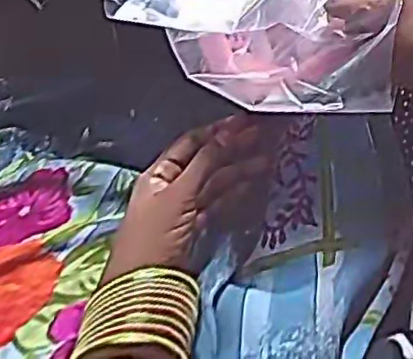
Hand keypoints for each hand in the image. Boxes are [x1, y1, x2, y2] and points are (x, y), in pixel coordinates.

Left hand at [104, 116, 278, 282]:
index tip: (243, 122)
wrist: (146, 290)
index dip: (216, 131)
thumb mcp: (178, 193)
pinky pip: (218, 202)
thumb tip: (228, 131)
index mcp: (159, 174)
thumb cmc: (155, 235)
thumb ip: (205, 160)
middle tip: (260, 136)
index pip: (190, 143)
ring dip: (240, 170)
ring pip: (216, 181)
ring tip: (266, 160)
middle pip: (206, 161)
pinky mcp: (196, 227)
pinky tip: (251, 184)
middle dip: (233, 148)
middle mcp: (172, 186)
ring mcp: (185, 207)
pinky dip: (234, 192)